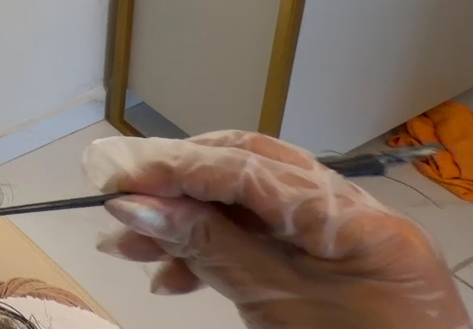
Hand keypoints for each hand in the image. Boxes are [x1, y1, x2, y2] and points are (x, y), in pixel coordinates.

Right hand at [84, 131, 469, 328]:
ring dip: (182, 222)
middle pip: (243, 167)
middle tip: (121, 196)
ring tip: (129, 247)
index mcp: (359, 222)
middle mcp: (356, 213)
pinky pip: (256, 236)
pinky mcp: (329, 263)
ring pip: (241, 203)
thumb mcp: (274, 306)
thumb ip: (202, 244)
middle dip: (175, 183)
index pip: (246, 167)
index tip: (113, 179)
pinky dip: (209, 249)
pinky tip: (170, 275)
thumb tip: (126, 202)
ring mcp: (345, 238)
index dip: (172, 168)